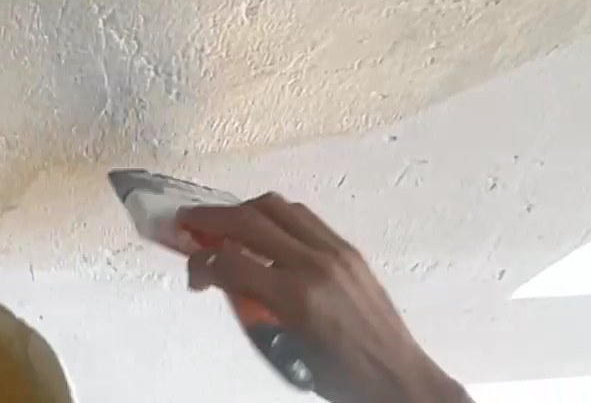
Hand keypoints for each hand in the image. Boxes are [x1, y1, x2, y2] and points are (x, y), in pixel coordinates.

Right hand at [180, 194, 467, 402]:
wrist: (403, 384)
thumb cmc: (341, 377)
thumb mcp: (287, 349)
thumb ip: (253, 306)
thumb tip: (220, 274)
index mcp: (297, 298)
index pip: (231, 262)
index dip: (201, 263)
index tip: (193, 272)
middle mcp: (313, 264)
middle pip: (246, 220)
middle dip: (208, 218)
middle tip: (186, 223)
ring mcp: (333, 251)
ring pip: (273, 206)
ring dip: (240, 210)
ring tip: (225, 224)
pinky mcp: (346, 248)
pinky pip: (300, 214)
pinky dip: (273, 214)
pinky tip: (264, 228)